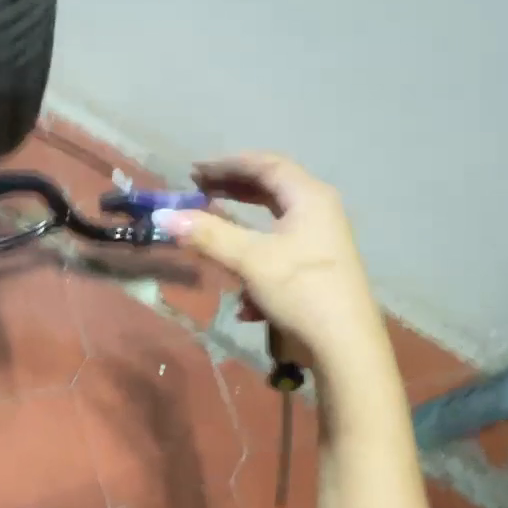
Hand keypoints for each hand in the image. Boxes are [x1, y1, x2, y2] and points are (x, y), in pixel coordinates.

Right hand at [153, 153, 390, 377]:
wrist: (342, 342)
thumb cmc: (301, 290)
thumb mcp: (251, 260)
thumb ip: (209, 235)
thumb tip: (164, 216)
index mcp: (309, 198)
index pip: (266, 165)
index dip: (228, 164)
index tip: (195, 171)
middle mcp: (317, 212)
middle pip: (270, 190)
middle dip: (233, 190)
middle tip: (199, 191)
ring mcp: (318, 242)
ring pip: (271, 224)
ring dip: (239, 229)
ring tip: (211, 232)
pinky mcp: (313, 270)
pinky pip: (276, 254)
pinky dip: (252, 263)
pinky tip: (241, 297)